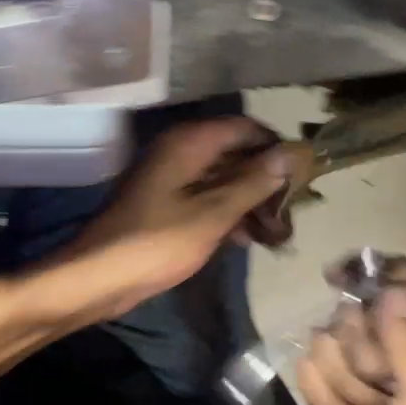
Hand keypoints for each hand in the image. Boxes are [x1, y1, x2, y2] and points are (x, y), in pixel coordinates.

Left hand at [29, 119, 298, 327]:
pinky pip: (206, 198)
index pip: (245, 128)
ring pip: (223, 178)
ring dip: (250, 202)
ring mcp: (171, 177)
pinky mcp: (167, 203)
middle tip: (291, 218)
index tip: (304, 180)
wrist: (101, 276)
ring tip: (275, 236)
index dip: (276, 149)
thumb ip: (253, 182)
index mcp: (188, 142)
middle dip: (266, 182)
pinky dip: (228, 214)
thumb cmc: (157, 242)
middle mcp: (180, 151)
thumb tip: (292, 152)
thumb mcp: (213, 213)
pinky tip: (246, 241)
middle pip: (236, 153)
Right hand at [295, 261, 405, 404]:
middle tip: (382, 385)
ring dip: (346, 381)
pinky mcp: (332, 379)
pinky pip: (309, 365)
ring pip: (329, 336)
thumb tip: (391, 290)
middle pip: (361, 308)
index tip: (347, 276)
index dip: (383, 276)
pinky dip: (326, 396)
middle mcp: (404, 339)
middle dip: (363, 350)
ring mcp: (364, 359)